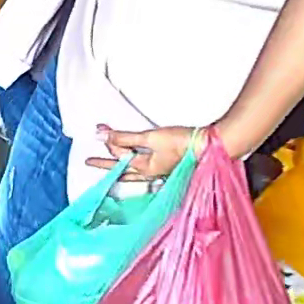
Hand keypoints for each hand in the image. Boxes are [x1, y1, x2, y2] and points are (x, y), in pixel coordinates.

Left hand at [83, 124, 199, 180]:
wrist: (213, 145)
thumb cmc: (184, 143)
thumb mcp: (150, 137)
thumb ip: (124, 137)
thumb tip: (100, 135)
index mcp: (144, 168)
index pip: (119, 155)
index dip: (109, 140)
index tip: (100, 129)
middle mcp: (150, 174)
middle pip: (122, 168)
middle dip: (106, 163)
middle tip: (90, 162)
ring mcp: (160, 172)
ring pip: (132, 171)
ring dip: (118, 167)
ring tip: (108, 168)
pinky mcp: (168, 167)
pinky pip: (144, 170)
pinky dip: (134, 168)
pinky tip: (134, 170)